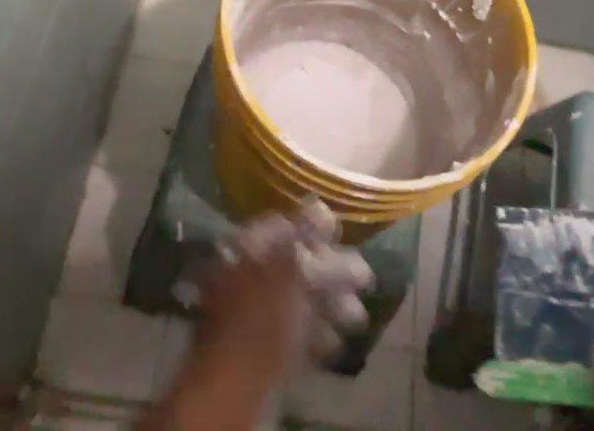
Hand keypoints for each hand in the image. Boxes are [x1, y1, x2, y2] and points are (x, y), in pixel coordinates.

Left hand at [141, 204, 372, 430]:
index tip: (339, 237)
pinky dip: (313, 332)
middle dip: (330, 273)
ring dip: (328, 304)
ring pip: (294, 298)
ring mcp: (248, 311)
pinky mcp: (256, 345)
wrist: (231, 388)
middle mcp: (242, 274)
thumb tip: (319, 205)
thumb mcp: (288, 274)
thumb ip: (303, 238)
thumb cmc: (260, 323)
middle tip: (362, 280)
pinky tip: (334, 341)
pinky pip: (289, 329)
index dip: (312, 229)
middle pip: (292, 263)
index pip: (280, 226)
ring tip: (355, 316)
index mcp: (244, 251)